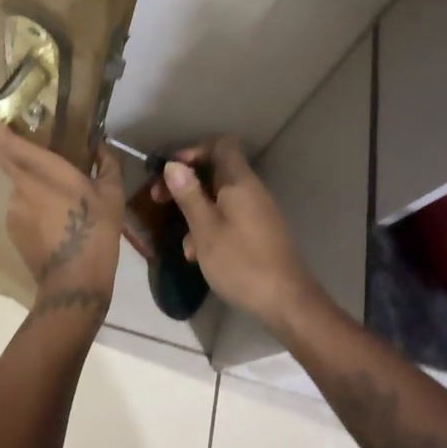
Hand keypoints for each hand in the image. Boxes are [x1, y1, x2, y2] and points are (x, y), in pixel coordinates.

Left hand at [0, 125, 125, 320]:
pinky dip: (35, 212)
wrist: (74, 283)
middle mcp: (21, 185)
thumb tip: (102, 146)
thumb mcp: (112, 196)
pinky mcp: (11, 230)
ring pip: (23, 189)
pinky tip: (54, 227)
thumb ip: (107, 164)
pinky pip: (22, 210)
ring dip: (37, 192)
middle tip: (47, 166)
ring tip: (62, 209)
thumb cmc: (96, 232)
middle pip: (13, 163)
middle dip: (21, 157)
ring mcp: (13, 209)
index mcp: (43, 170)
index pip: (7, 143)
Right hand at [152, 135, 323, 326]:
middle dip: (185, 185)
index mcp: (239, 182)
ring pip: (218, 199)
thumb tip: (173, 165)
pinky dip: (210, 228)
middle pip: (215, 172)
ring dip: (195, 212)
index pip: (220, 145)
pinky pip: (228, 218)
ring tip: (182, 241)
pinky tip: (198, 255)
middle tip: (159, 200)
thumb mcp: (206, 229)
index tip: (171, 171)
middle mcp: (250, 190)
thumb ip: (188, 195)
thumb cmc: (242, 262)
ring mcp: (256, 212)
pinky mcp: (258, 233)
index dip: (193, 151)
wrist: (288, 302)